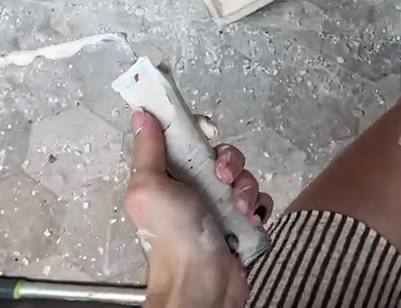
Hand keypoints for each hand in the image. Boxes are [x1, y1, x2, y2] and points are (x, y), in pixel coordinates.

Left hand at [125, 109, 272, 307]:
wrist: (201, 285)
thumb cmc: (172, 238)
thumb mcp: (148, 189)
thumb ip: (148, 150)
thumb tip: (141, 114)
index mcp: (168, 177)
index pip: (187, 138)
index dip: (200, 129)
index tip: (206, 131)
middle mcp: (193, 188)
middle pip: (221, 152)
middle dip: (228, 160)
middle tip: (221, 176)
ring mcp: (219, 205)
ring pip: (243, 173)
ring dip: (244, 185)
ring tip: (236, 205)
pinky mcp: (241, 220)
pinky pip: (259, 197)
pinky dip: (256, 205)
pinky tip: (246, 217)